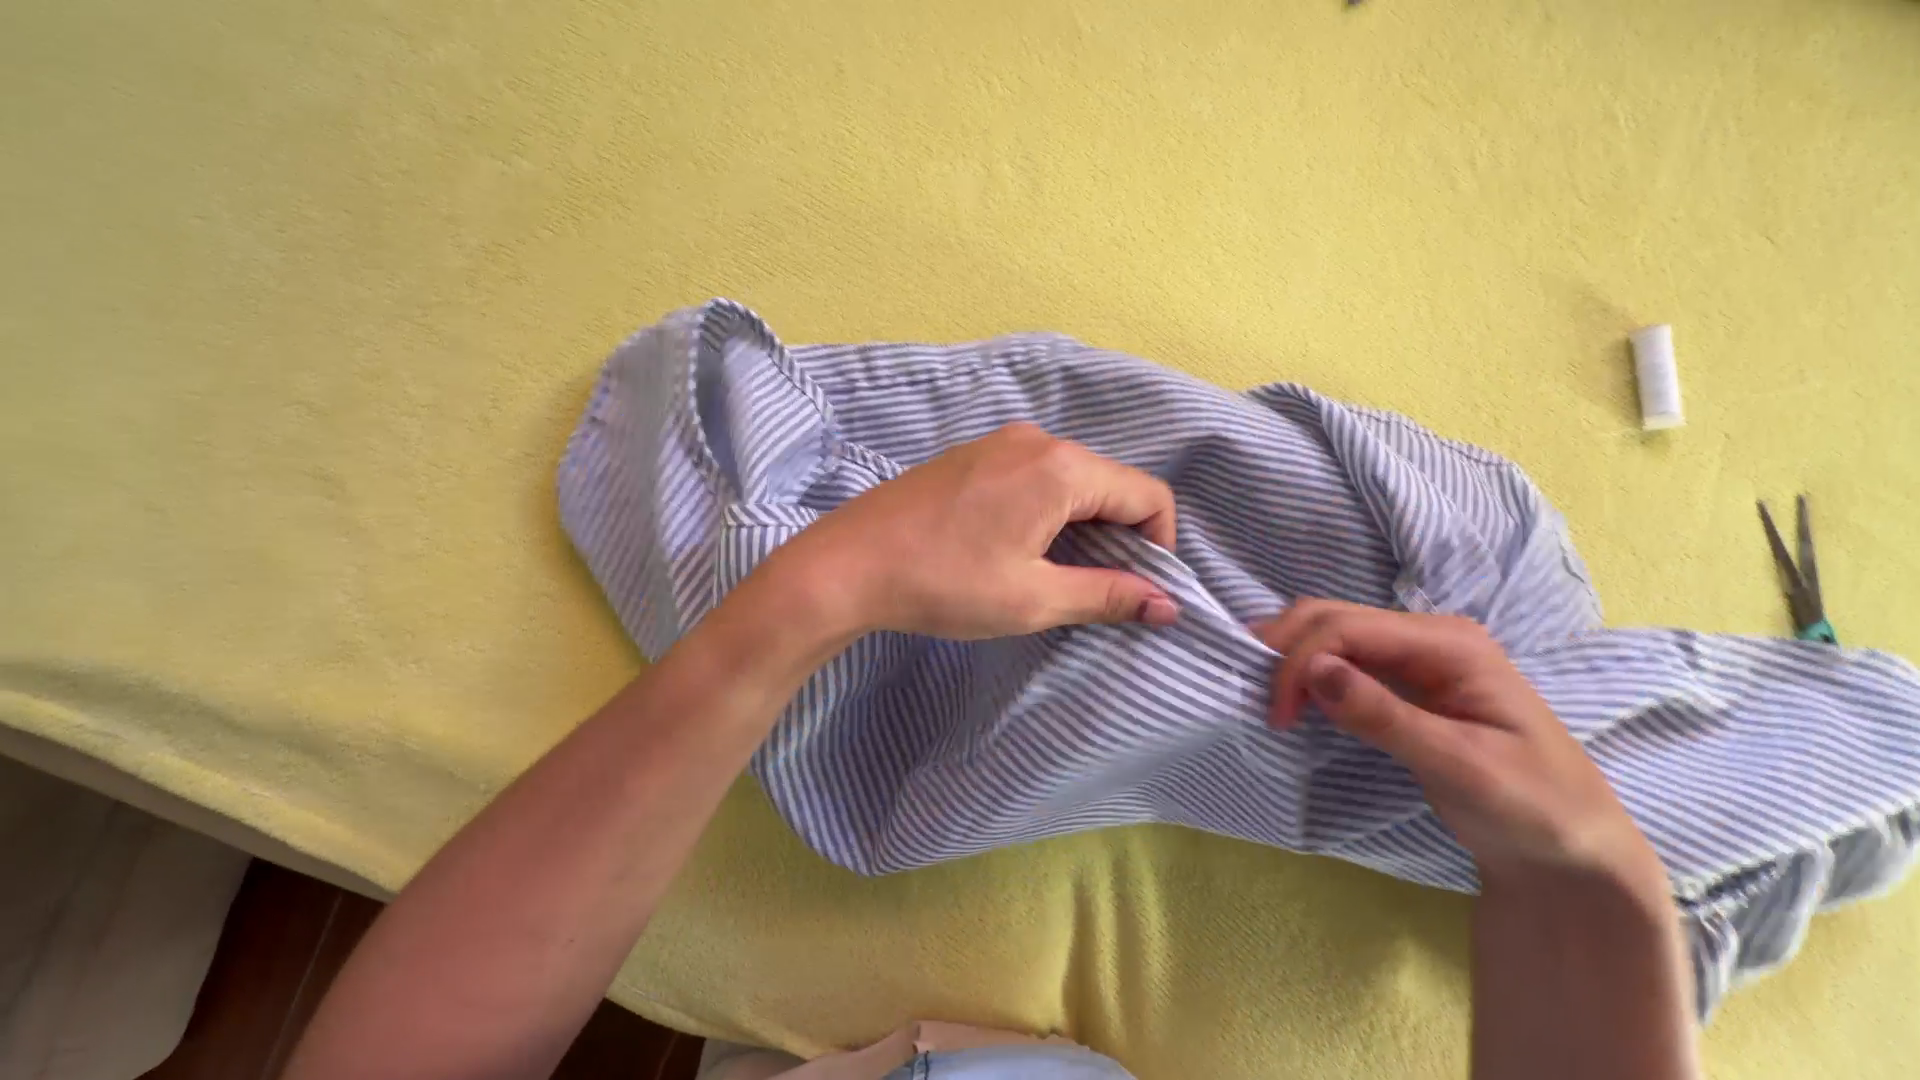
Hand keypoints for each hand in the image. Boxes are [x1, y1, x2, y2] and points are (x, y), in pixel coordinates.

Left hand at [772, 423, 1180, 639]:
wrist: (845, 565)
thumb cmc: (942, 584)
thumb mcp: (1033, 599)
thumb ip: (1108, 596)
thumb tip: (1167, 605)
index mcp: (1060, 468)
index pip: (1147, 495)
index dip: (1160, 546)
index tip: (1143, 590)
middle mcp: (1035, 440)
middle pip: (1110, 484)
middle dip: (1121, 538)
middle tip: (1102, 592)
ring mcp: (998, 443)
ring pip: (1072, 481)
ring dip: (1083, 527)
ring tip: (1058, 578)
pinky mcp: (971, 456)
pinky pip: (1034, 477)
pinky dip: (1048, 513)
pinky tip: (1019, 551)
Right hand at [1256, 600, 1665, 894]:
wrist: (1572, 852)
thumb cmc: (1530, 807)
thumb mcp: (1459, 766)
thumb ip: (1384, 716)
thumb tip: (1312, 670)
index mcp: (1450, 644)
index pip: (1348, 627)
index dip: (1299, 661)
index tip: (1276, 716)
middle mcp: (1430, 637)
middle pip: (1334, 617)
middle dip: (1285, 648)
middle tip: (1254, 697)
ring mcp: (1418, 658)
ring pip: (1333, 633)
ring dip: (1292, 657)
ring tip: (1266, 697)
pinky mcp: (1407, 683)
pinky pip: (1344, 660)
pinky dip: (1309, 672)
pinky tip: (1292, 695)